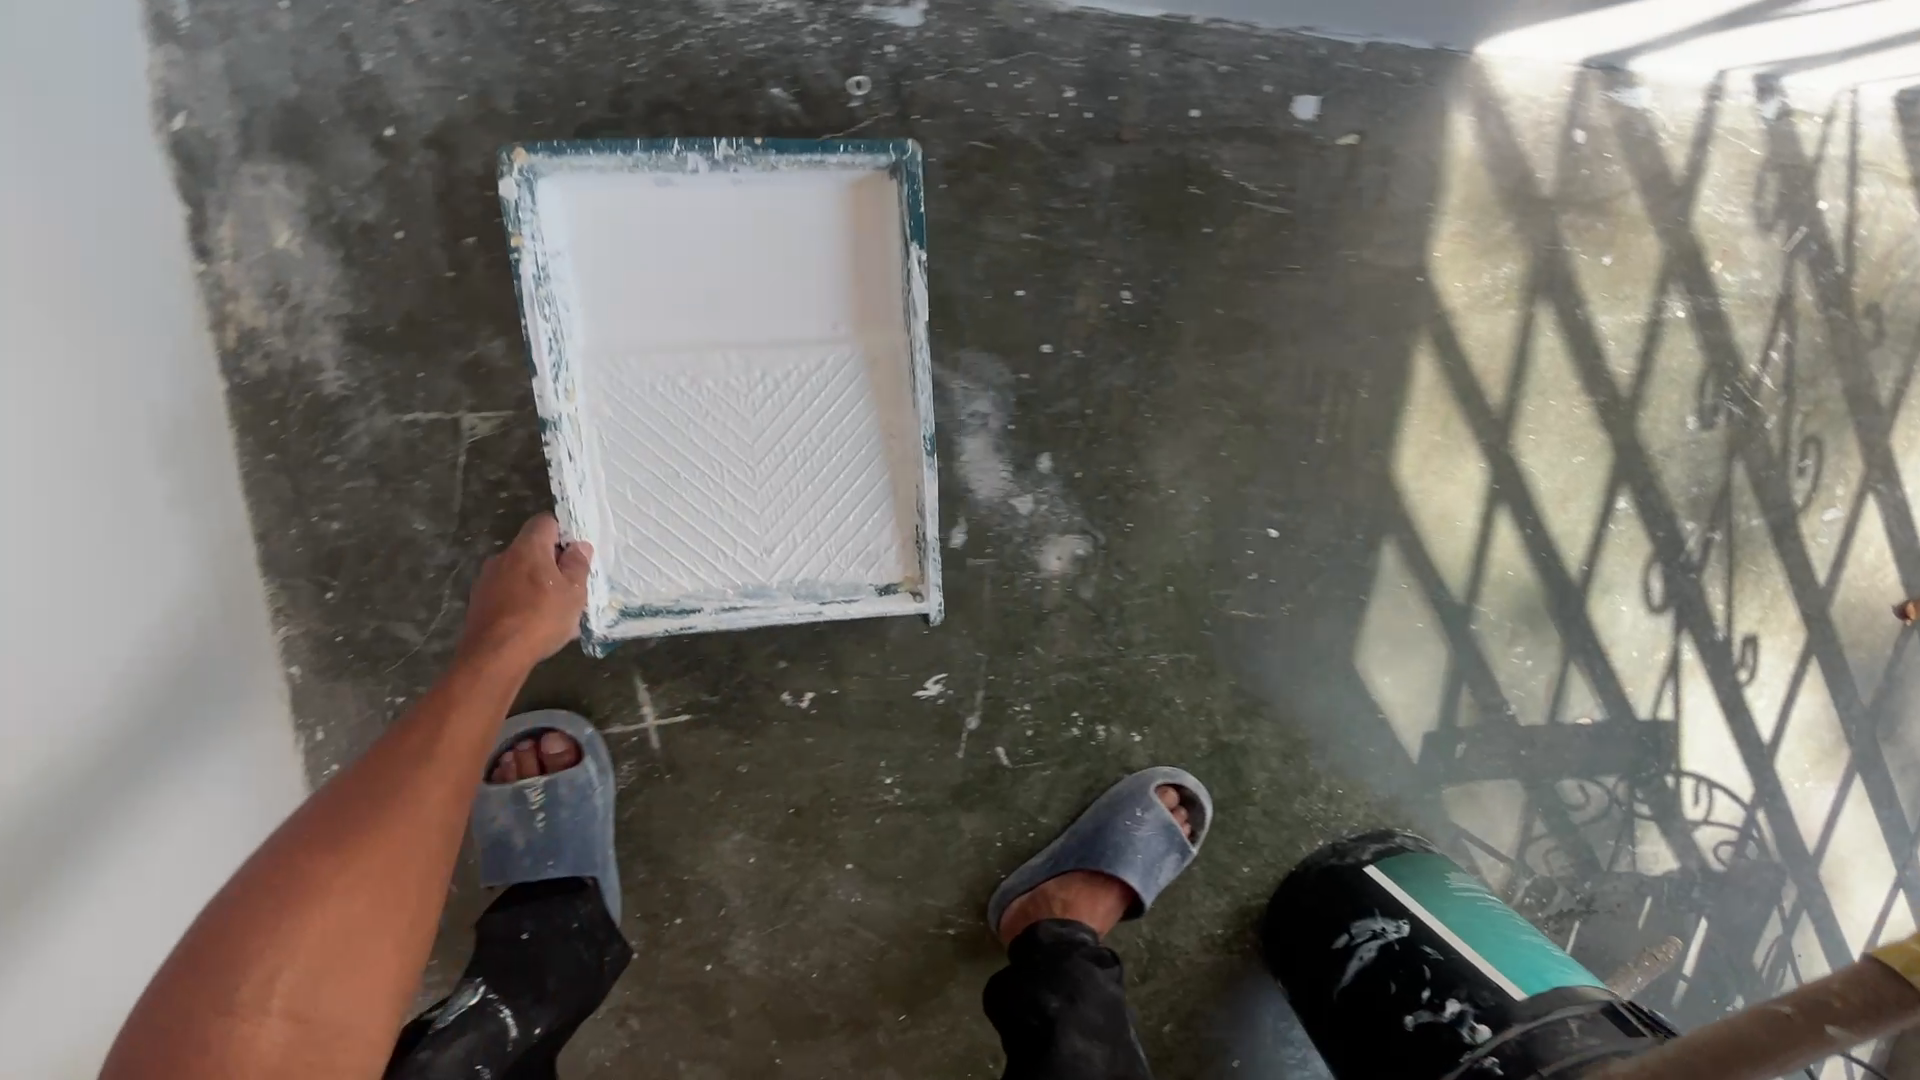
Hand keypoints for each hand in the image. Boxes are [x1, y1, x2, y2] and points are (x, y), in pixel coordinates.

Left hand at [457, 513, 591, 666]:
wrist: (494, 656)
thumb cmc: (541, 618)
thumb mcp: (574, 591)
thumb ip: (577, 564)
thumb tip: (578, 546)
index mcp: (527, 548)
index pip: (545, 522)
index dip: (563, 533)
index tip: (576, 555)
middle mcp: (503, 557)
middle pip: (532, 549)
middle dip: (552, 563)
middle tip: (570, 587)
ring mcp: (487, 580)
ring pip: (519, 572)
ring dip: (536, 583)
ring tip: (553, 610)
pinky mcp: (479, 602)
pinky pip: (507, 592)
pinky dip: (521, 600)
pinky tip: (533, 624)